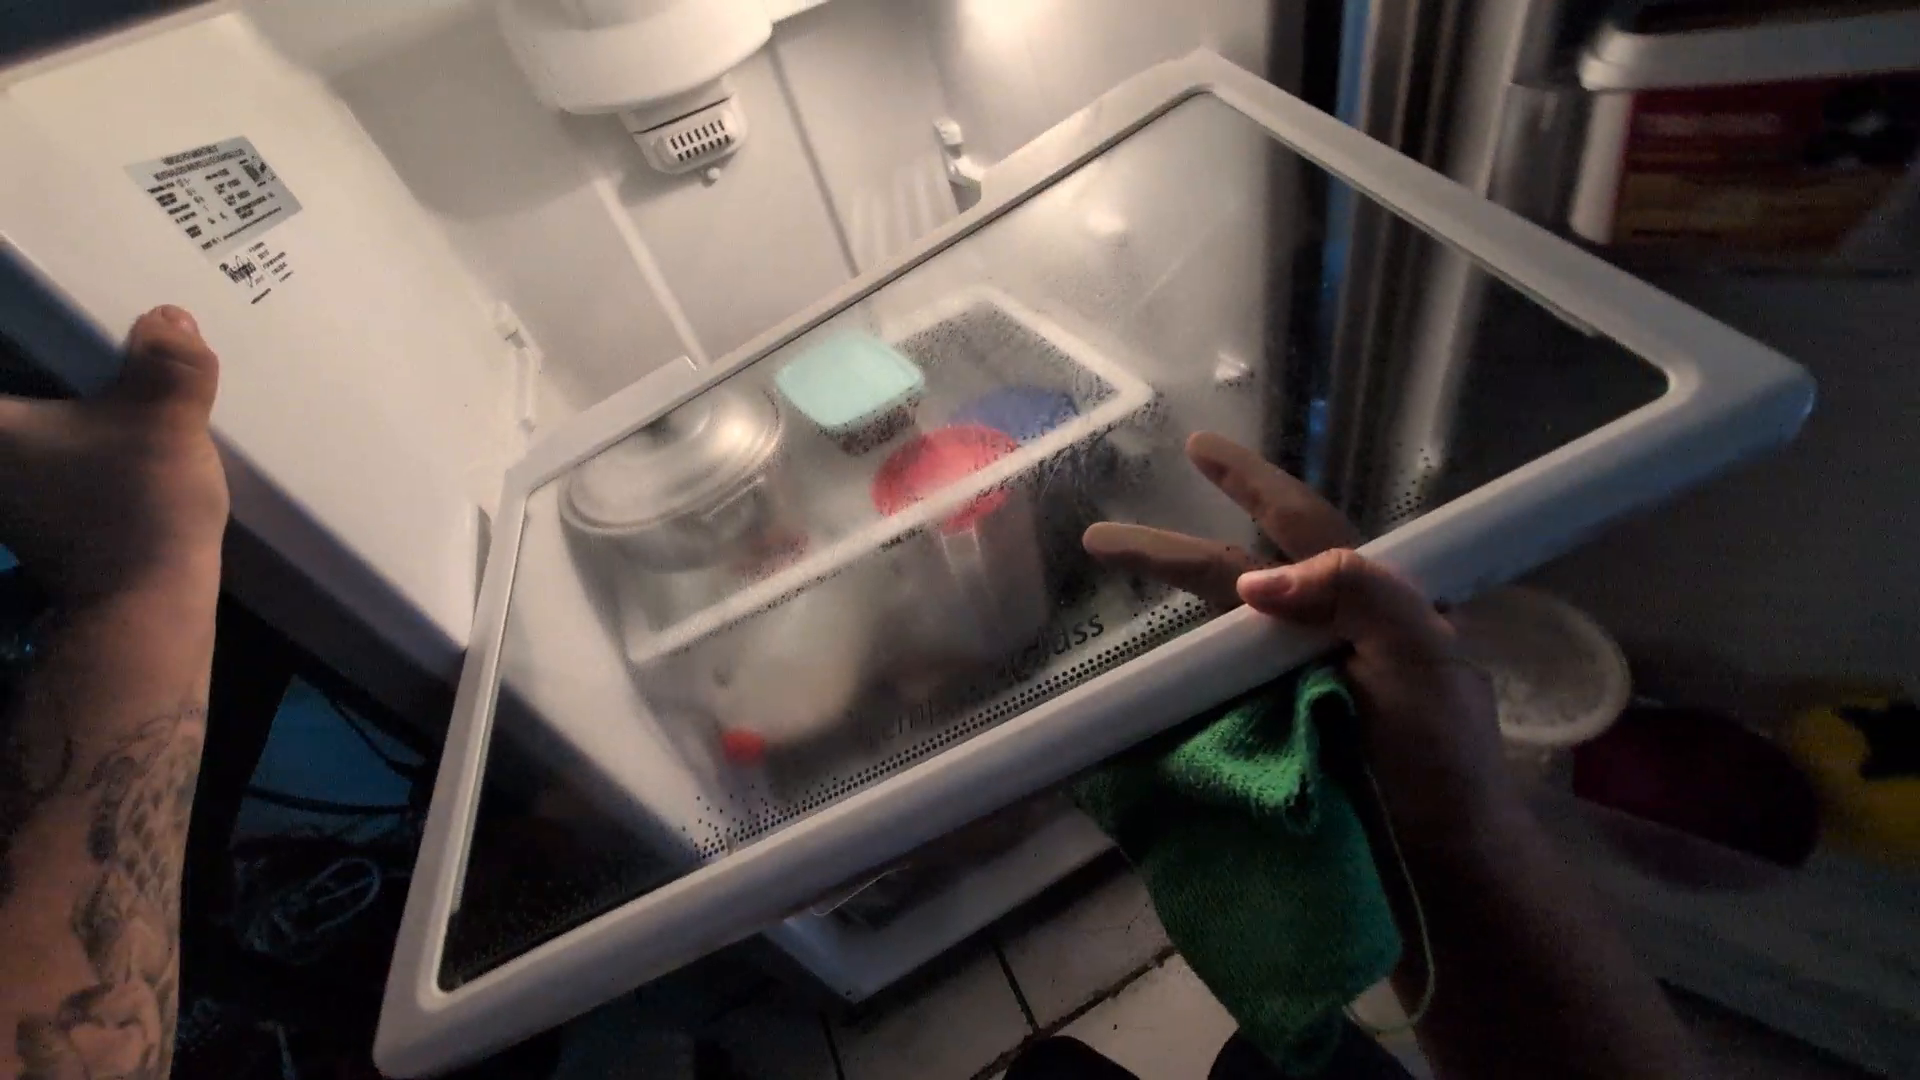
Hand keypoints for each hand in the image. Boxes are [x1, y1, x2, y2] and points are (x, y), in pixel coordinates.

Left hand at [0, 306, 227, 604]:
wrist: (143, 596)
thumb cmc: (134, 504)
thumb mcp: (164, 424)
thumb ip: (167, 367)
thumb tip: (167, 316)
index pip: (2, 343)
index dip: (24, 324)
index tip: (59, 315)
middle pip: (13, 380)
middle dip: (49, 362)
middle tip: (110, 341)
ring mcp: (0, 481)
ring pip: (32, 417)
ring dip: (68, 394)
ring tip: (124, 376)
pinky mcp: (27, 501)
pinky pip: (45, 445)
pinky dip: (76, 429)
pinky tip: (120, 425)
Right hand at [1082, 432, 1513, 835]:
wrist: (1437, 856)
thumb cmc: (1446, 757)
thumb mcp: (1429, 662)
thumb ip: (1363, 595)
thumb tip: (1253, 579)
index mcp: (1364, 597)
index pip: (1298, 523)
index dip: (1248, 482)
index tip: (1195, 448)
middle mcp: (1316, 624)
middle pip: (1231, 570)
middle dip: (1166, 551)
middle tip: (1098, 539)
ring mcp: (1282, 672)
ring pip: (1212, 619)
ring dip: (1163, 599)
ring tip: (1109, 593)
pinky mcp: (1260, 716)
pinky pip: (1207, 676)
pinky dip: (1171, 664)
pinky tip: (1141, 661)